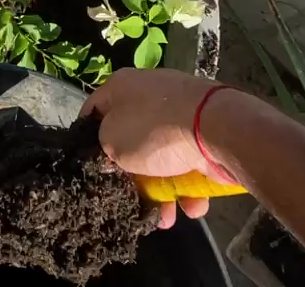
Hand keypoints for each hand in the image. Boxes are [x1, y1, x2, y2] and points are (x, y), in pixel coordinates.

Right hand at [83, 69, 249, 227]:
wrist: (216, 128)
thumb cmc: (154, 130)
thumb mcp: (112, 140)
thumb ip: (104, 147)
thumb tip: (111, 153)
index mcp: (120, 86)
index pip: (94, 111)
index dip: (88, 138)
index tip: (90, 166)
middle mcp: (147, 95)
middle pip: (130, 139)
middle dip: (132, 177)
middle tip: (131, 200)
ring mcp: (177, 112)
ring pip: (160, 156)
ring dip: (162, 190)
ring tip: (166, 218)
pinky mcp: (203, 131)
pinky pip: (187, 161)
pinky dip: (188, 185)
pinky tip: (192, 205)